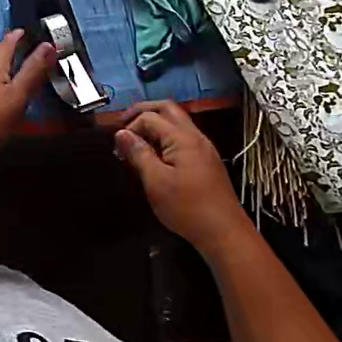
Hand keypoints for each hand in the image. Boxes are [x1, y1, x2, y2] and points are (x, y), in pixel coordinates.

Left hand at [0, 30, 56, 158]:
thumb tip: (49, 45)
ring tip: (16, 68)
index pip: (7, 44)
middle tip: (23, 46)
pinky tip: (3, 94)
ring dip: (4, 66)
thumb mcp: (18, 94)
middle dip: (10, 50)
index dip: (17, 35)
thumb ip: (33, 70)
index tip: (27, 30)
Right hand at [112, 100, 252, 250]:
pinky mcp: (206, 160)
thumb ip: (138, 153)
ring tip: (136, 141)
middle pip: (167, 109)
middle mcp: (196, 136)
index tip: (117, 147)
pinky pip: (183, 137)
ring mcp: (204, 148)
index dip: (129, 127)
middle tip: (123, 124)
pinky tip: (155, 154)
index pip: (150, 117)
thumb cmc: (187, 208)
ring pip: (177, 122)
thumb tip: (122, 134)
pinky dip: (165, 137)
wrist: (224, 232)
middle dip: (142, 112)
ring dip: (155, 125)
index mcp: (183, 138)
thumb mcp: (156, 182)